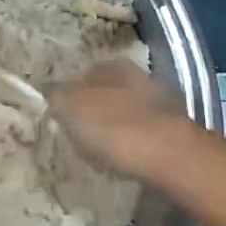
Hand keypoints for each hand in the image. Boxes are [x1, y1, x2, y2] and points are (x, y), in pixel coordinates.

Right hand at [51, 60, 196, 178]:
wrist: (173, 159)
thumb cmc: (115, 129)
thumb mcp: (72, 109)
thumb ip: (58, 97)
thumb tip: (49, 90)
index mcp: (111, 65)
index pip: (82, 75)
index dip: (69, 95)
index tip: (62, 117)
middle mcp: (137, 76)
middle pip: (106, 92)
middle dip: (95, 108)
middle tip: (80, 133)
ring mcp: (160, 103)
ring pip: (127, 111)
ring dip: (117, 126)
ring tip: (103, 150)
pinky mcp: (175, 131)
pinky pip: (144, 133)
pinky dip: (135, 143)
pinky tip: (127, 159)